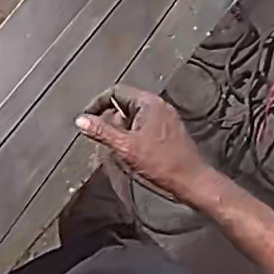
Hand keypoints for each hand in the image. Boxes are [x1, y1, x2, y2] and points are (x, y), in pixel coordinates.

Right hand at [75, 85, 226, 210]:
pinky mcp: (169, 131)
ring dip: (122, 132)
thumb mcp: (125, 148)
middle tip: (108, 142)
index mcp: (148, 103)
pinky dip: (134, 137)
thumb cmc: (161, 164)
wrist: (191, 182)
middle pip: (123, 105)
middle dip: (111, 122)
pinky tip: (135, 156)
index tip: (87, 120)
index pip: (115, 92)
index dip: (97, 104)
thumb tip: (81, 120)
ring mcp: (165, 118)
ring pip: (133, 118)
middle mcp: (158, 105)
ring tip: (123, 153)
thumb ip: (102, 132)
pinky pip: (144, 128)